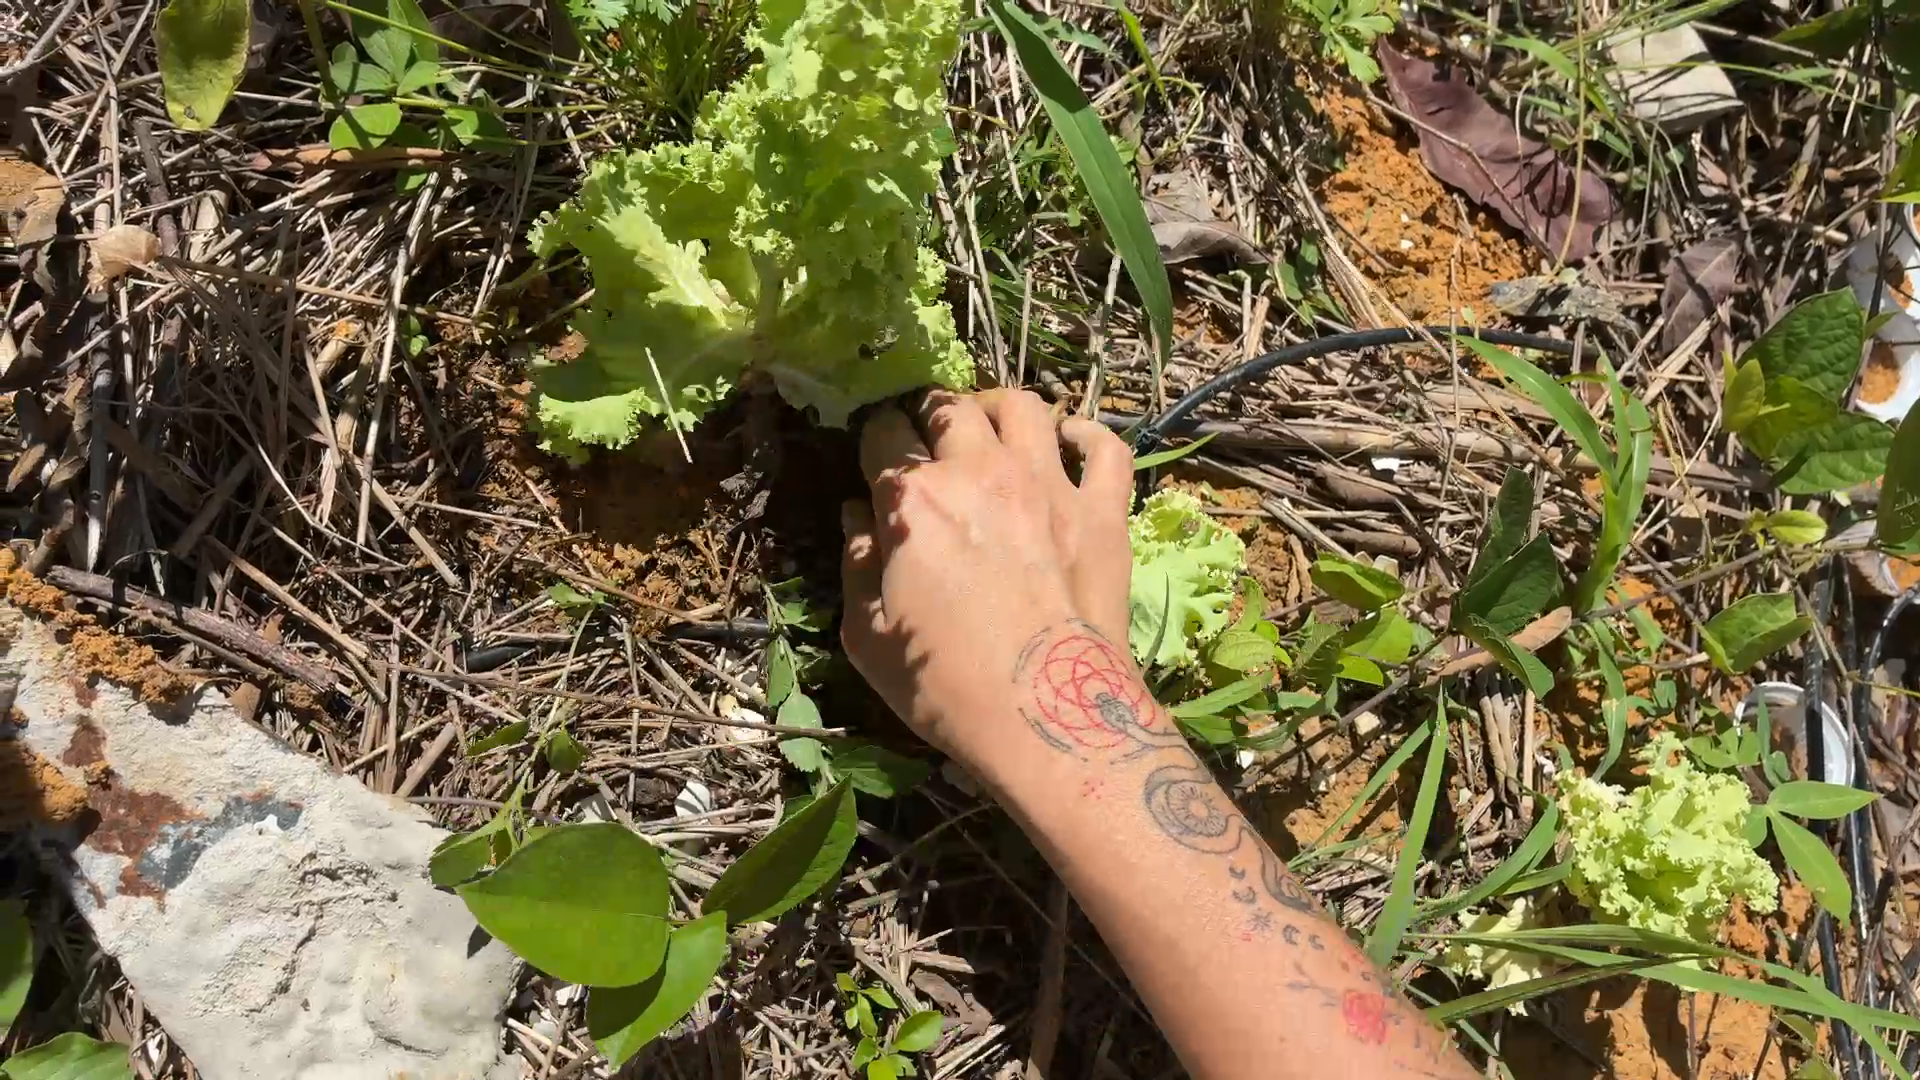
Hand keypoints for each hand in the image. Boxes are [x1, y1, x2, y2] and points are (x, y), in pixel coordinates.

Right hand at [840, 389, 1134, 775]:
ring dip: (996, 408)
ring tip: (989, 426)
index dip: (873, 439)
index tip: (876, 452)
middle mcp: (980, 472)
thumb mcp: (868, 634)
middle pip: (949, 408)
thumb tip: (858, 513)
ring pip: (1023, 408)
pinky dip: (1086, 435)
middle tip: (928, 435)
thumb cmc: (944, 685)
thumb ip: (857, 560)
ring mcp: (1049, 485)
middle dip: (929, 412)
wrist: (1046, 717)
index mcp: (914, 500)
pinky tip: (1069, 442)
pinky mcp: (1102, 510)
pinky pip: (1104, 448)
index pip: (882, 437)